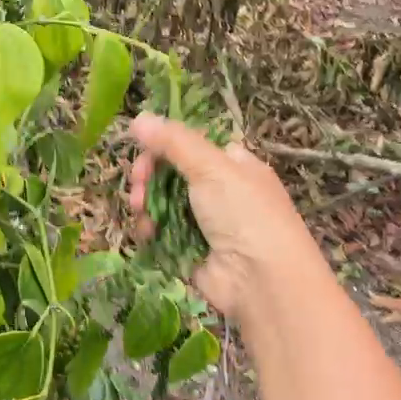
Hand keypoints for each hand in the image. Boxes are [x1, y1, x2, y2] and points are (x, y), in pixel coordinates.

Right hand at [127, 113, 318, 319]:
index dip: (164, 146)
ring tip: (140, 211)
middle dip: (149, 176)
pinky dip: (150, 230)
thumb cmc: (244, 214)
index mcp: (234, 166)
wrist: (262, 282)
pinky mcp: (190, 251)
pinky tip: (146, 233)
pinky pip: (161, 233)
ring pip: (162, 203)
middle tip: (138, 185)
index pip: (192, 145)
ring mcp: (205, 223)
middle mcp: (221, 192)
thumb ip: (172, 141)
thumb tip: (137, 117)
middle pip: (171, 174)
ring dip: (145, 203)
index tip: (144, 151)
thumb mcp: (211, 167)